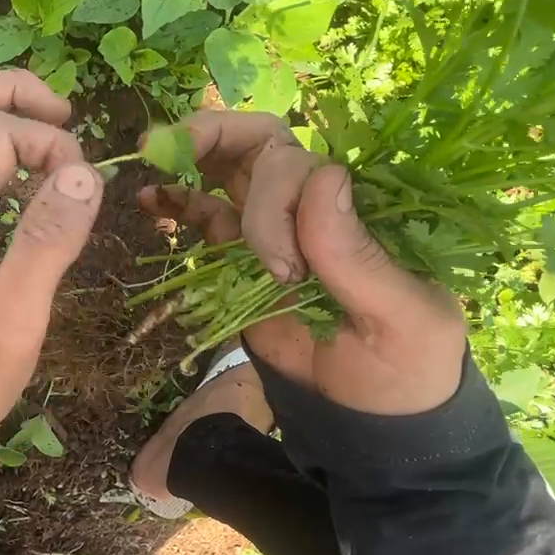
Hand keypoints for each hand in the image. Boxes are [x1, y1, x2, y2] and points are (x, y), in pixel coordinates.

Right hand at [137, 110, 465, 416]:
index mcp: (362, 211)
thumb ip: (360, 256)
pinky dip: (177, 199)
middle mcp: (315, 207)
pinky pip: (206, 213)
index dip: (274, 202)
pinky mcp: (239, 255)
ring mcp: (273, 228)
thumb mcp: (403, 319)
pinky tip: (150, 198)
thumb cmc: (402, 369)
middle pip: (264, 146)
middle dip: (218, 137)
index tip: (281, 270)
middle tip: (175, 145)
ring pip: (230, 168)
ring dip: (192, 155)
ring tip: (154, 154)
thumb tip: (325, 176)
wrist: (362, 417)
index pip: (305, 168)